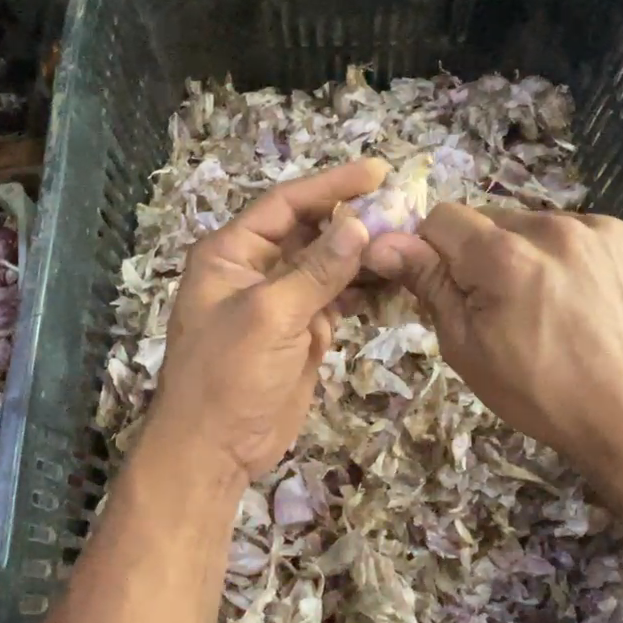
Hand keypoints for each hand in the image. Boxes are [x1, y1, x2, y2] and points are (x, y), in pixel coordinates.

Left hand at [149, 159, 388, 479]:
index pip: (286, 204)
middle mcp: (256, 269)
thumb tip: (359, 225)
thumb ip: (316, 270)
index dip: (331, 186)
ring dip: (364, 256)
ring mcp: (281, 301)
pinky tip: (396, 283)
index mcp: (231, 252)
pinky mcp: (302, 330)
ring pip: (329, 265)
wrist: (215, 450)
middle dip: (354, 221)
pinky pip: (338, 299)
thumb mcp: (270, 316)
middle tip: (404, 211)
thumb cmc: (227, 376)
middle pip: (311, 231)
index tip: (378, 171)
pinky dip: (364, 291)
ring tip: (407, 244)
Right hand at [364, 204, 622, 470]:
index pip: (443, 218)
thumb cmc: (540, 394)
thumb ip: (428, 284)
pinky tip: (592, 299)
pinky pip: (588, 233)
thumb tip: (380, 243)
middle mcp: (553, 227)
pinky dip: (581, 258)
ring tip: (556, 306)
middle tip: (507, 306)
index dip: (437, 250)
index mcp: (503, 256)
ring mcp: (603, 230)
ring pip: (541, 226)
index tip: (453, 286)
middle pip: (495, 221)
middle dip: (488, 255)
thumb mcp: (467, 348)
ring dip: (535, 254)